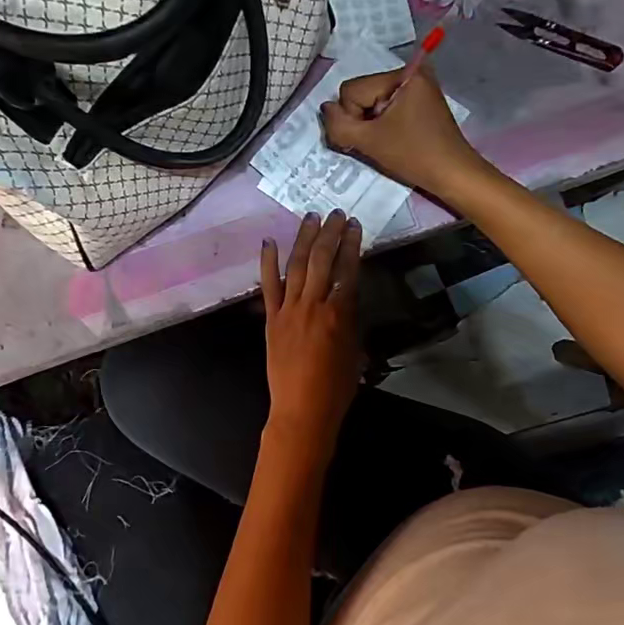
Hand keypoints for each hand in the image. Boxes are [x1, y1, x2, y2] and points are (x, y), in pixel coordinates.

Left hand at [261, 210, 361, 433]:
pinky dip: (268, 263)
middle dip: (331, 233)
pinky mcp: (271, 319)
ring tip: (311, 217)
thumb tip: (348, 300)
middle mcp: (313, 305)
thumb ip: (351, 321)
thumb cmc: (337, 388)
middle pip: (323, 260)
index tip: (355, 225)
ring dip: (304, 239)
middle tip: (337, 213)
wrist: (302, 410)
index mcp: (340, 314)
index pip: (348, 270)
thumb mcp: (355, 351)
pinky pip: (269, 286)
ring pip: (297, 266)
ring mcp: (289, 310)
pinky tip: (269, 242)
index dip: (352, 245)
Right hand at [321, 68, 493, 198]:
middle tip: (378, 140)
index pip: (351, 90)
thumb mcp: (369, 142)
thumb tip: (324, 108)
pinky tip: (393, 137)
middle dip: (362, 118)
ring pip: (372, 100)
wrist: (452, 173)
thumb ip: (339, 125)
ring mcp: (417, 84)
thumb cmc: (413, 155)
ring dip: (371, 122)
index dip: (352, 117)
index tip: (370, 137)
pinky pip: (387, 104)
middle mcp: (410, 71)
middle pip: (361, 92)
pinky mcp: (420, 98)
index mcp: (402, 74)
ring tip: (387, 141)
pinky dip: (383, 121)